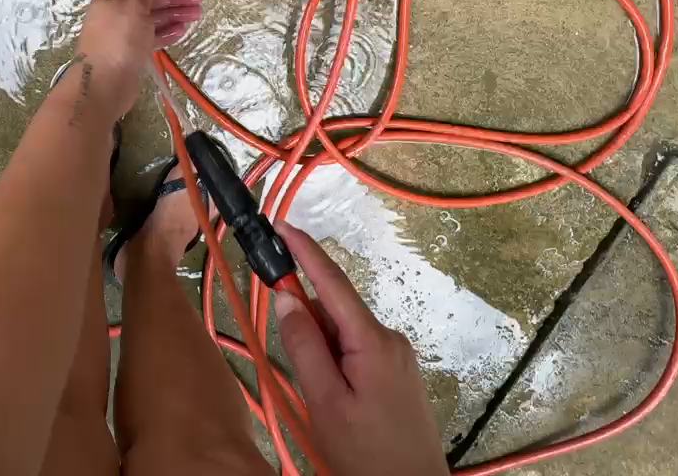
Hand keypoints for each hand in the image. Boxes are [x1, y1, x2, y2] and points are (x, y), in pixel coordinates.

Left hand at [70, 0, 202, 114]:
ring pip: (153, 18)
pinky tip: (182, 29)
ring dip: (175, 13)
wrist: (104, 85)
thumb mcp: (133, 4)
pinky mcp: (132, 54)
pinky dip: (167, 32)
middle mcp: (117, 13)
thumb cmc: (118, 39)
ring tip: (197, 13)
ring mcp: (124, 35)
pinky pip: (152, 37)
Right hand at [273, 221, 448, 475]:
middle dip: (307, 321)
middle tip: (295, 364)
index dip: (304, 249)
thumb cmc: (366, 455)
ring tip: (319, 395)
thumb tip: (286, 296)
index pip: (331, 281)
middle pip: (334, 309)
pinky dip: (334, 357)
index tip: (280, 224)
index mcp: (373, 340)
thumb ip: (303, 345)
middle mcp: (390, 338)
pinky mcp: (398, 374)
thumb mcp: (325, 401)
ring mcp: (397, 356)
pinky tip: (333, 393)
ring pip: (343, 332)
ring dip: (320, 347)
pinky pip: (355, 348)